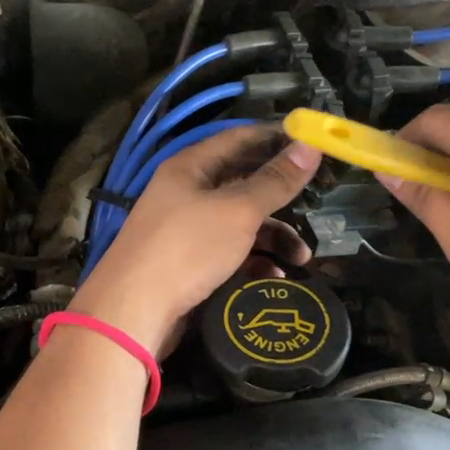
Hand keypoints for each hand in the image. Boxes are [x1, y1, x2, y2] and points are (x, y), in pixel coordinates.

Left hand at [75, 126, 318, 354]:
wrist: (133, 310)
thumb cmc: (186, 248)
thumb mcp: (237, 211)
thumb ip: (275, 182)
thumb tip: (310, 146)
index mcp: (190, 167)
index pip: (240, 139)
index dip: (277, 140)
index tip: (315, 148)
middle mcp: (186, 193)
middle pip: (243, 184)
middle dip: (280, 198)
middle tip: (316, 207)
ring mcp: (185, 230)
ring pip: (239, 224)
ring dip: (272, 238)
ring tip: (300, 258)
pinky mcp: (187, 264)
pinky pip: (228, 254)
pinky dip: (252, 261)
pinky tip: (272, 276)